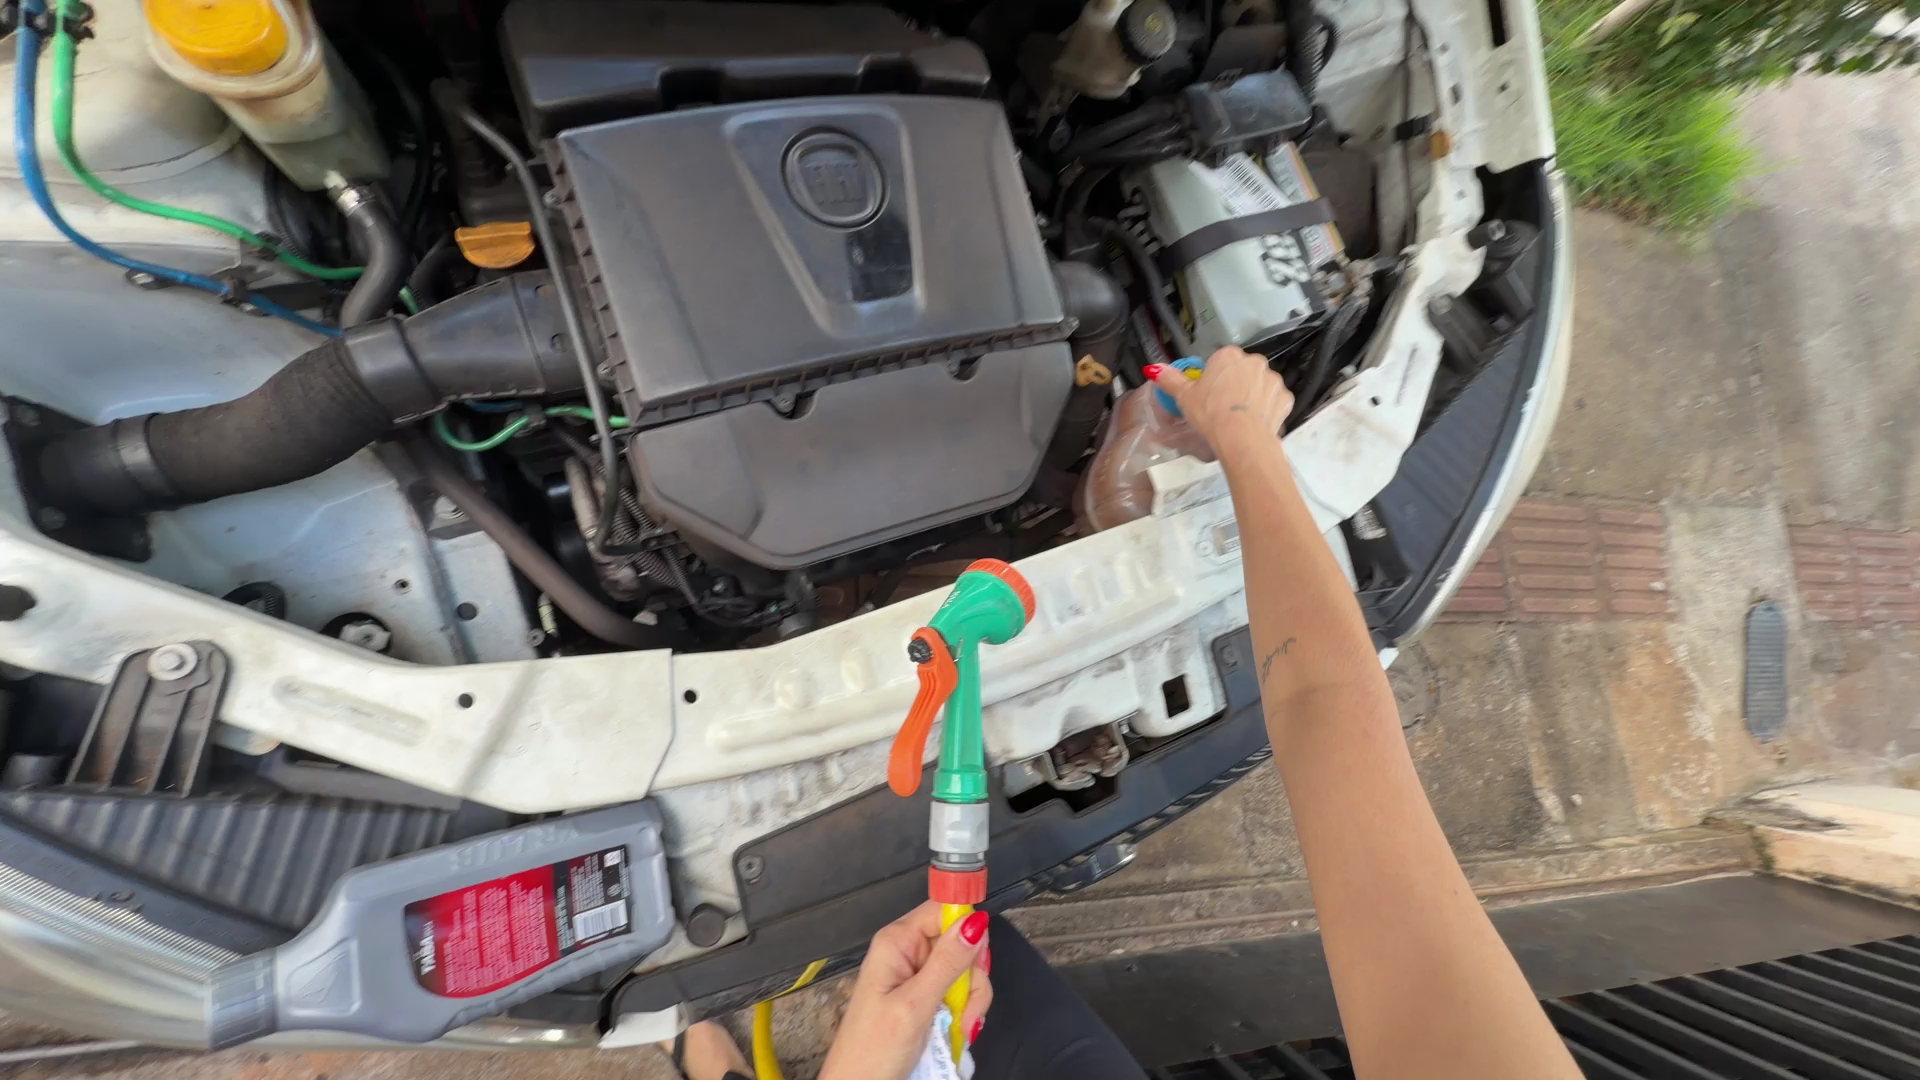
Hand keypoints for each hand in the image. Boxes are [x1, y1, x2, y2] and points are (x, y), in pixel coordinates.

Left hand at [819, 901, 993, 1079]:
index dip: (966, 926)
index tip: (978, 959)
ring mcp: (919, 974)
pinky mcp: (927, 996)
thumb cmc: (873, 1050)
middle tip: (967, 1008)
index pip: (942, 909)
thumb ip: (946, 963)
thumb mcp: (913, 1005)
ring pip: (964, 968)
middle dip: (971, 974)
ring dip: (970, 998)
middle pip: (959, 940)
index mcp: (898, 940)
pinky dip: (965, 1010)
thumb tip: (975, 921)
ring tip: (962, 1027)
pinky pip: (958, 990)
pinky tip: (959, 1029)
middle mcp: (909, 950)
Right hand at [1150, 345, 1293, 460]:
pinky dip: (1265, 410)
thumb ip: (1170, 380)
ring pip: (1258, 386)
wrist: (1242, 438)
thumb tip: (1153, 368)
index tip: (1206, 394)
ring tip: (1237, 418)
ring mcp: (1273, 380)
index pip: (1219, 361)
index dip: (1211, 378)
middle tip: (1219, 407)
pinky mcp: (1285, 398)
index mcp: (1228, 356)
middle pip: (1240, 371)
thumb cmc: (1211, 414)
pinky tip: (1253, 423)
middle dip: (1232, 385)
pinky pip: (1272, 401)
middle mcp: (1254, 362)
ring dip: (1250, 397)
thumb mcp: (1184, 397)